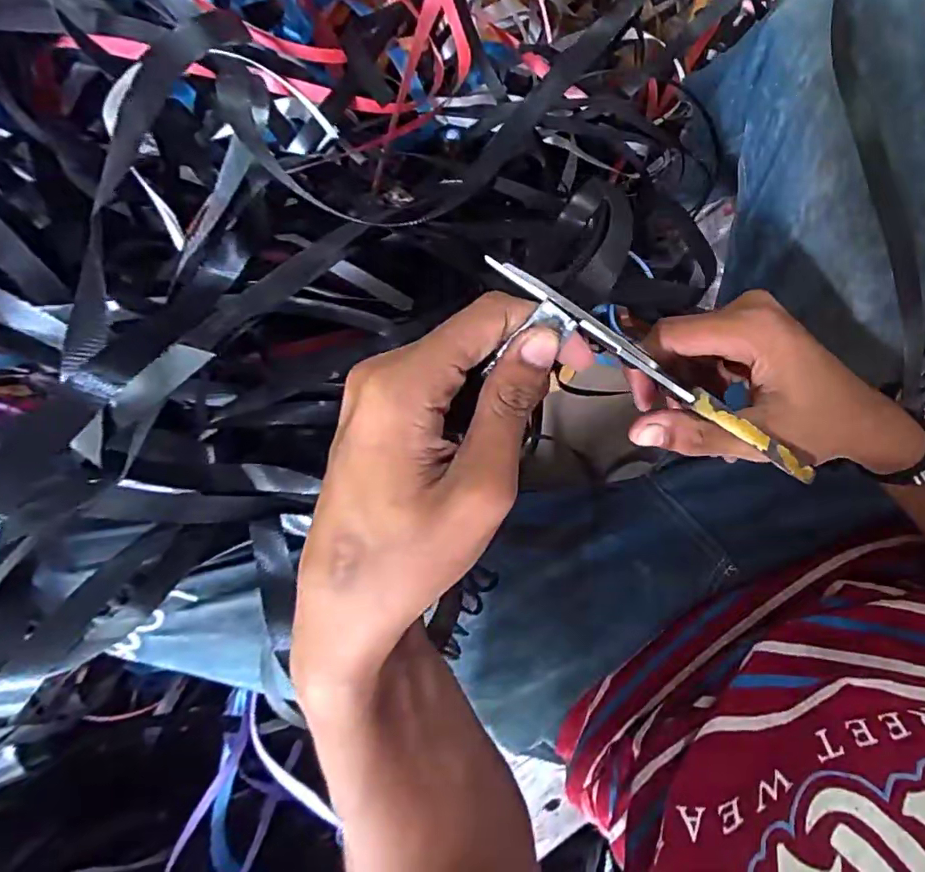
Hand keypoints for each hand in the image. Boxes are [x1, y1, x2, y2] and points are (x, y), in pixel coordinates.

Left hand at [292, 293, 592, 692]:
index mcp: (402, 384)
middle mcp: (382, 370)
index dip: (541, 324)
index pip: (485, 315)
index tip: (580, 359)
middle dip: (526, 348)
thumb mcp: (481, 486)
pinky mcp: (377, 407)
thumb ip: (511, 404)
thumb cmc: (414, 558)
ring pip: (460, 352)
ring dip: (504, 372)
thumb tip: (543, 337)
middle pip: (472, 330)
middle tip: (561, 390)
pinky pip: (441, 376)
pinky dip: (477, 390)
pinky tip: (489, 429)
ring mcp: (374, 388)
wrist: (344, 610)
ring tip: (526, 421)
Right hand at [624, 290, 924, 474]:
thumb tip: (637, 432)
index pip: (671, 334)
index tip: (644, 406)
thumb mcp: (755, 438)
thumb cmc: (817, 429)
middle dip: (669, 379)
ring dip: (688, 381)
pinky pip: (713, 343)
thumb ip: (695, 434)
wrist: (864, 421)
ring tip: (703, 419)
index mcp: (751, 327)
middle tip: (675, 420)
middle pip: (681, 336)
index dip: (647, 367)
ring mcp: (754, 312)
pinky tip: (719, 404)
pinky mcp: (757, 324)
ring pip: (694, 342)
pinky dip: (706, 374)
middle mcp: (749, 307)